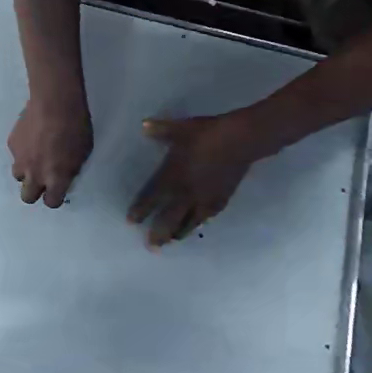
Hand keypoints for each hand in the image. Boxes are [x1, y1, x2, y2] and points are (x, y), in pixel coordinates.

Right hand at [8, 98, 92, 207]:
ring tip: (35, 155)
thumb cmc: (77, 128)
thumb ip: (69, 170)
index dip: (54, 197)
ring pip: (18, 175)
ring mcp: (21, 160)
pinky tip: (32, 136)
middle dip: (34, 190)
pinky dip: (23, 150)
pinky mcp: (12, 144)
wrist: (55, 103)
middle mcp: (36, 175)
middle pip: (27, 197)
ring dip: (26, 170)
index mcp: (56, 179)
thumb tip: (63, 174)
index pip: (51, 202)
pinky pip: (16, 154)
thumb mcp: (82, 154)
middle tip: (42, 178)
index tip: (57, 190)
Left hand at [128, 114, 264, 247]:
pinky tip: (197, 225)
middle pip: (169, 220)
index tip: (132, 221)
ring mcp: (204, 199)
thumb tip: (143, 126)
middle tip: (151, 246)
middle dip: (158, 233)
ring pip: (188, 223)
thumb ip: (160, 130)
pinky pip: (205, 218)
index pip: (152, 199)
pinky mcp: (221, 201)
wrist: (240, 141)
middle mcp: (186, 193)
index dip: (141, 211)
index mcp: (172, 177)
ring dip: (178, 233)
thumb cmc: (206, 134)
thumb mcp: (180, 129)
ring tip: (172, 240)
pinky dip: (198, 224)